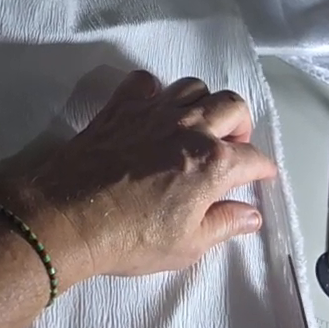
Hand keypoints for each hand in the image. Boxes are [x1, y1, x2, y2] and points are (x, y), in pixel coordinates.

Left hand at [0, 70, 277, 286]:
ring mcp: (154, 112)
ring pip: (194, 86)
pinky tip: (153, 111)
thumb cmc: (128, 237)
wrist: (67, 219)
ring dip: (203, 103)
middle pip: (233, 106)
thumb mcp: (187, 245)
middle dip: (241, 125)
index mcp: (212, 163)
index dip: (261, 169)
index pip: (254, 158)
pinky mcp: (121, 107)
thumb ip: (224, 224)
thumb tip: (250, 215)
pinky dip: (154, 91)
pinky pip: (145, 82)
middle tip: (232, 146)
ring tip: (196, 126)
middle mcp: (189, 128)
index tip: (260, 176)